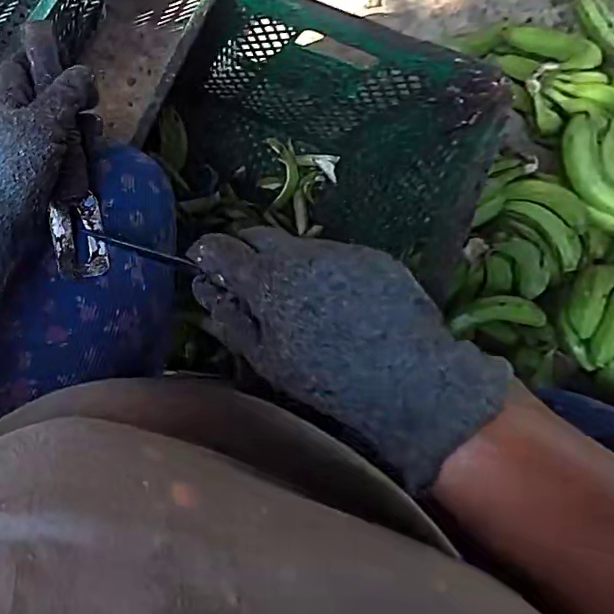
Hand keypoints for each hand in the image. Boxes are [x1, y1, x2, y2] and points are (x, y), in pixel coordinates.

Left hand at [0, 53, 95, 293]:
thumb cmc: (14, 164)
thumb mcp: (45, 118)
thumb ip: (67, 91)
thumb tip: (83, 74)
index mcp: (7, 99)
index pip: (21, 66)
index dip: (44, 62)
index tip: (70, 70)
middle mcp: (16, 123)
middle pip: (55, 102)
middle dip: (76, 110)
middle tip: (84, 119)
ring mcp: (29, 152)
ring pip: (67, 133)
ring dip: (81, 141)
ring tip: (81, 154)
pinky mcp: (43, 177)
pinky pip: (67, 162)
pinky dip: (77, 166)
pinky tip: (80, 174)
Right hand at [188, 227, 511, 490]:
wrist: (410, 379)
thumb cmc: (326, 378)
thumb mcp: (266, 357)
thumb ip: (230, 318)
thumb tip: (204, 289)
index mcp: (266, 279)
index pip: (221, 247)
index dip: (206, 254)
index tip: (203, 264)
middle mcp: (299, 254)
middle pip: (256, 234)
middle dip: (244, 251)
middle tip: (249, 283)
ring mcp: (338, 251)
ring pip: (296, 245)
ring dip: (286, 263)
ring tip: (301, 300)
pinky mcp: (371, 256)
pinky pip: (332, 256)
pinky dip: (322, 271)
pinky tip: (338, 303)